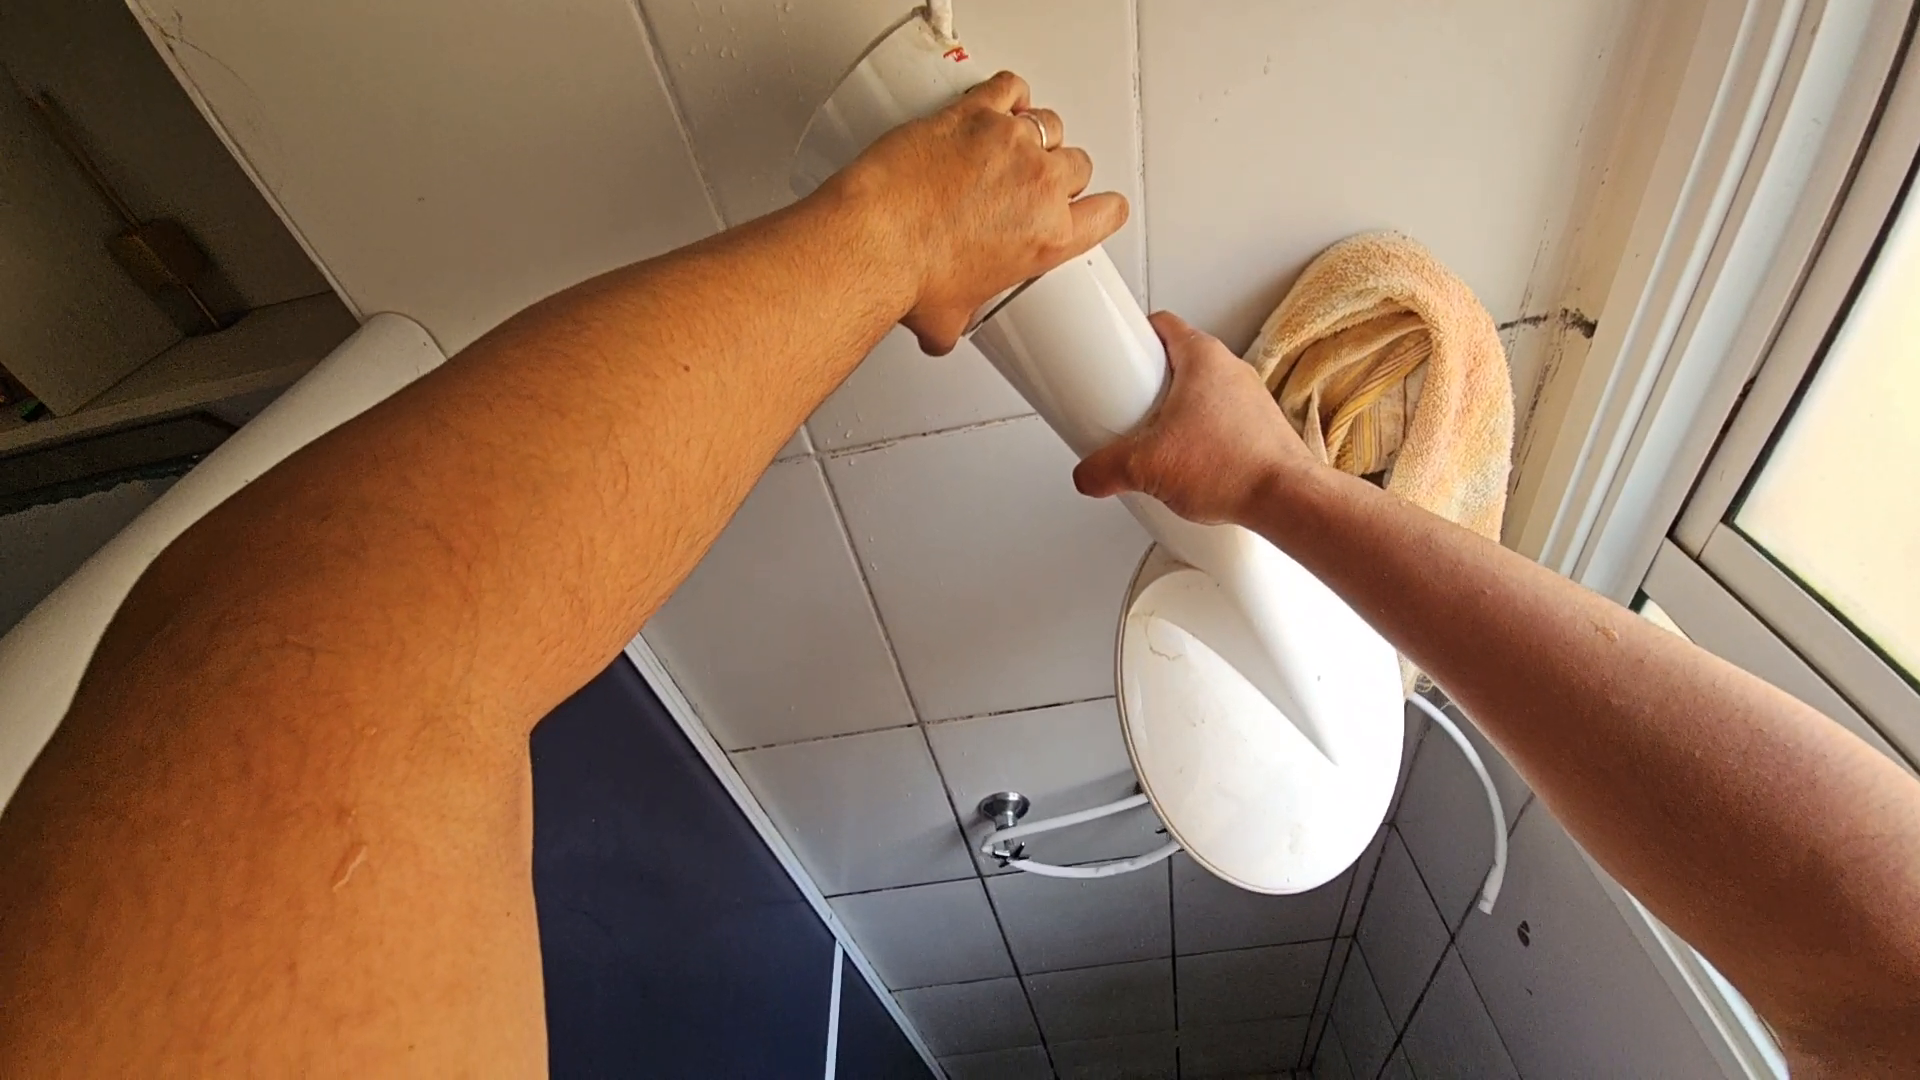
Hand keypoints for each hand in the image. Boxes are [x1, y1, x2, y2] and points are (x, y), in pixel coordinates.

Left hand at [830, 71, 1129, 354]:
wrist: (876, 241)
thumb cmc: (914, 277)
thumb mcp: (950, 321)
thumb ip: (961, 323)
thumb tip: (944, 334)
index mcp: (1047, 239)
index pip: (1107, 214)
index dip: (1102, 210)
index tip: (1095, 208)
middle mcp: (1038, 186)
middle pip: (1077, 165)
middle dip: (1058, 176)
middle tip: (1031, 189)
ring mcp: (1009, 143)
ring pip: (1049, 125)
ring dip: (1035, 137)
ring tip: (1008, 151)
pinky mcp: (975, 113)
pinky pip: (1011, 87)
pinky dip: (1008, 96)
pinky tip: (995, 108)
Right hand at [1073, 312, 1319, 524]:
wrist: (1285, 499)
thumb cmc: (1236, 467)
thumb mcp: (1146, 467)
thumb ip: (1104, 469)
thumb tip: (1088, 474)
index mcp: (1203, 358)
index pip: (1160, 325)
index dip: (1131, 336)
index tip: (1115, 352)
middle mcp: (1228, 371)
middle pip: (1174, 362)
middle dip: (1146, 384)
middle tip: (1126, 408)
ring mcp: (1246, 399)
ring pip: (1195, 394)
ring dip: (1171, 414)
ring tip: (1151, 443)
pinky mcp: (1254, 428)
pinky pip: (1214, 421)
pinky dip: (1194, 436)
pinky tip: (1181, 464)